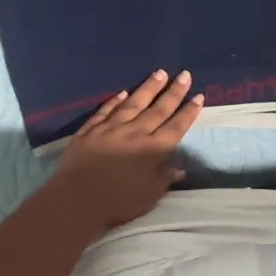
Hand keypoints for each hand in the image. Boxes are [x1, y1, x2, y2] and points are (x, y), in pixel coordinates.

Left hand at [49, 69, 203, 229]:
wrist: (77, 199)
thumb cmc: (118, 202)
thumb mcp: (149, 196)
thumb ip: (164, 179)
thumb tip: (179, 169)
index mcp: (153, 151)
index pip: (175, 127)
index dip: (188, 112)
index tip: (198, 96)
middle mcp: (135, 134)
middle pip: (158, 109)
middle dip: (173, 92)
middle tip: (184, 74)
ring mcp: (111, 129)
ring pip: (133, 104)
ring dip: (148, 88)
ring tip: (160, 73)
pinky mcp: (90, 130)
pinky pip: (106, 111)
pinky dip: (115, 100)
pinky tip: (123, 92)